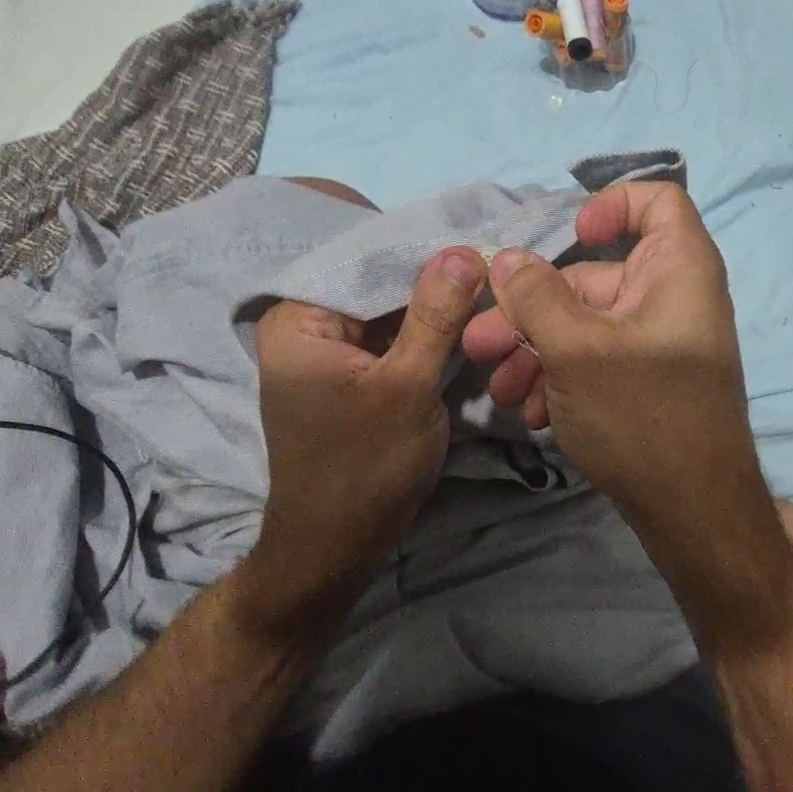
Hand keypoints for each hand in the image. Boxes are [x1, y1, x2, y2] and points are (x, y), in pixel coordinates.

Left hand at [240, 247, 486, 636]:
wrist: (338, 545)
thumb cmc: (366, 465)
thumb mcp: (408, 385)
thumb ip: (435, 315)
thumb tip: (464, 250)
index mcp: (299, 320)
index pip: (365, 263)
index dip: (423, 253)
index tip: (479, 246)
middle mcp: (305, 329)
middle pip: (378, 289)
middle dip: (433, 285)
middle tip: (494, 270)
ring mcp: (328, 357)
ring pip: (389, 317)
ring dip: (435, 313)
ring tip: (489, 293)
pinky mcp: (351, 380)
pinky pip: (390, 344)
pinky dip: (425, 340)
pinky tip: (467, 329)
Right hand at [462, 183, 792, 611]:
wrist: (692, 512)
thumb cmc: (642, 415)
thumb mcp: (575, 350)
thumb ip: (535, 296)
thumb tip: (507, 259)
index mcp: (678, 268)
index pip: (658, 200)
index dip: (611, 205)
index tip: (568, 238)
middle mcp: (672, 297)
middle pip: (594, 275)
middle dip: (530, 309)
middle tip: (478, 342)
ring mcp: (658, 344)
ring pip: (584, 325)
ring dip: (535, 351)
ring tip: (497, 389)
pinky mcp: (643, 383)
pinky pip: (596, 361)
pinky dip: (561, 378)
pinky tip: (529, 413)